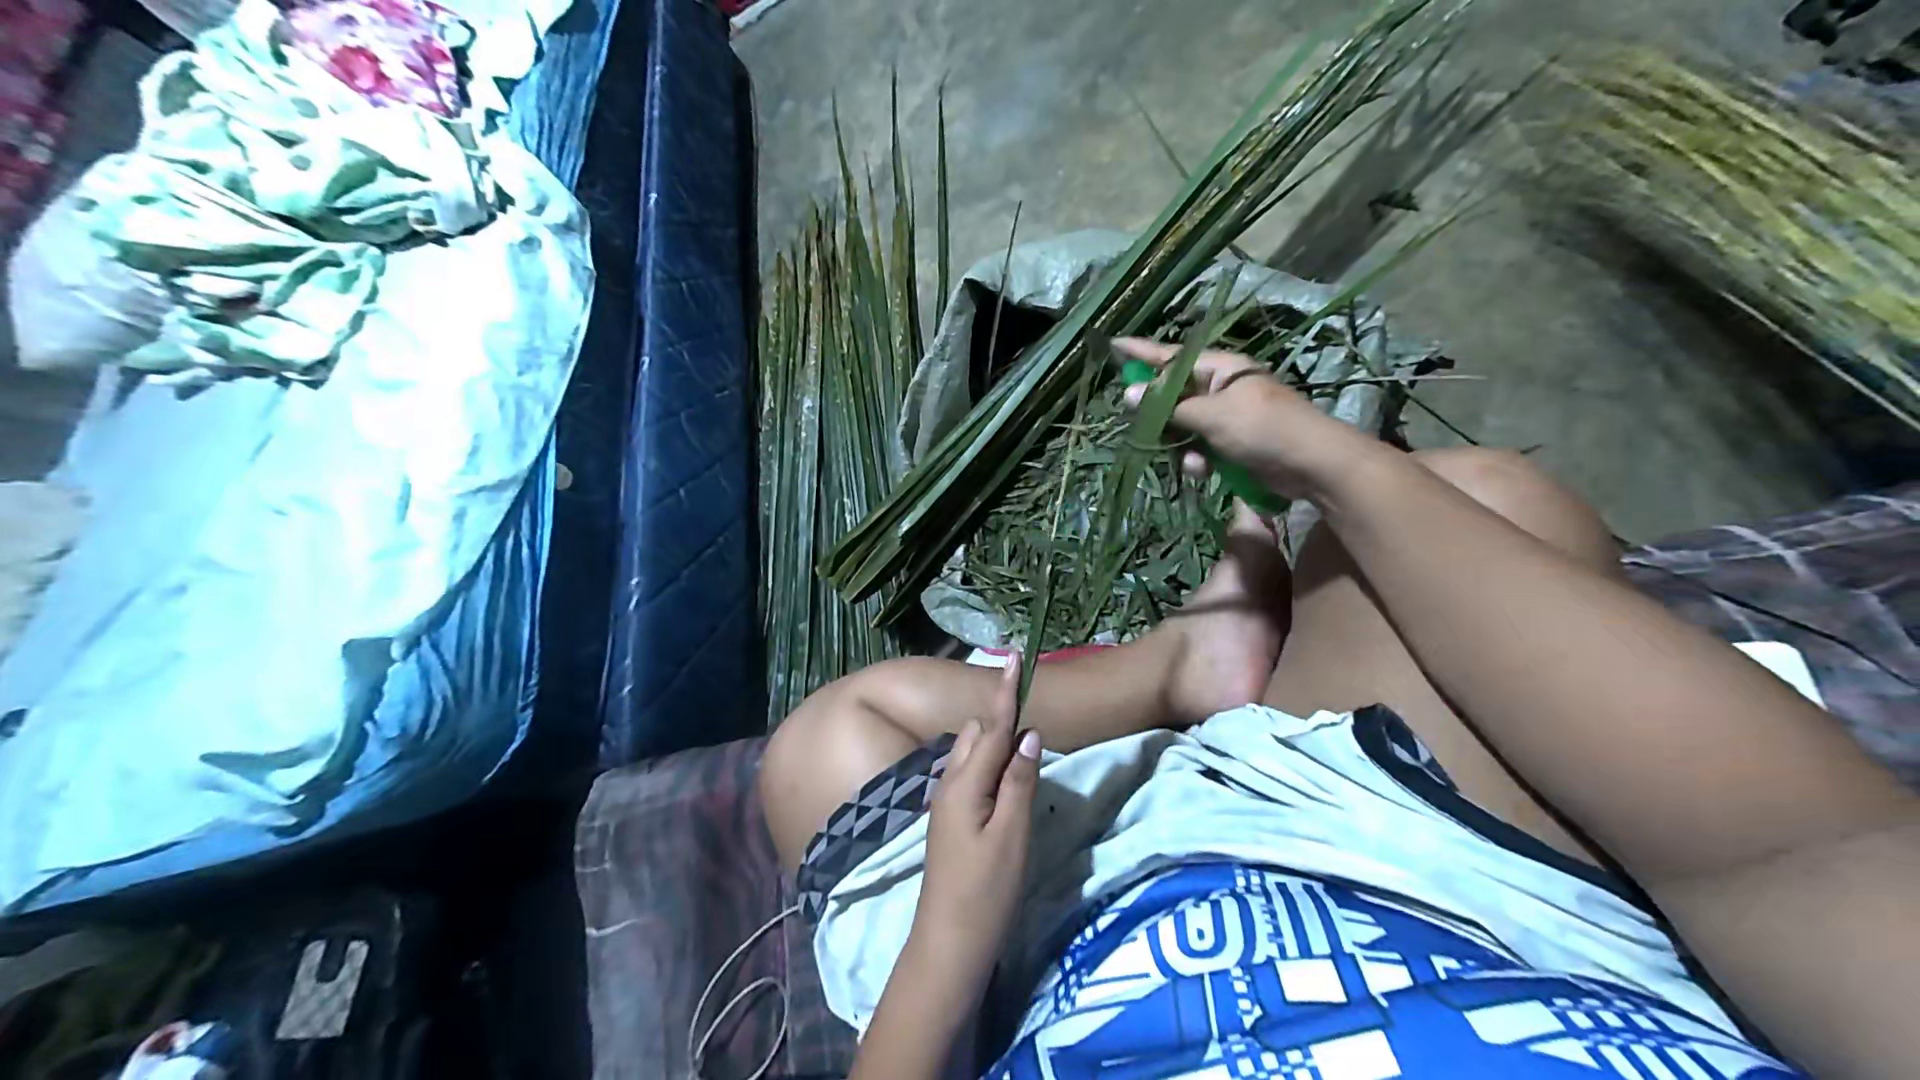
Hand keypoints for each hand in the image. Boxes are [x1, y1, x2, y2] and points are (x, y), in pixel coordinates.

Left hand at [912, 655, 1042, 994]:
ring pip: (972, 751)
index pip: (992, 726)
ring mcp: (948, 801)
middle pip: (978, 733)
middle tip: (1031, 701)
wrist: (948, 940)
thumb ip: (1019, 781)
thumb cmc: (986, 889)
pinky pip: (971, 771)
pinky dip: (990, 758)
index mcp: (966, 783)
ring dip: (995, 735)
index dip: (1005, 691)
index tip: (1014, 656)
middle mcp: (951, 783)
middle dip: (1001, 712)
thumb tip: (1029, 732)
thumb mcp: (1012, 835)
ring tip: (1023, 730)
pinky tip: (1005, 769)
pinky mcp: (952, 818)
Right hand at [1114, 337, 1390, 501]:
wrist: (1311, 464)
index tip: (1114, 345)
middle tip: (1143, 429)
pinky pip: (1198, 448)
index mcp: (1220, 369)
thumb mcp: (1211, 414)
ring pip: (1182, 427)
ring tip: (1191, 462)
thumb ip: (1169, 406)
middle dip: (1159, 417)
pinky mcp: (1231, 444)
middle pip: (1172, 397)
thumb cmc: (1262, 428)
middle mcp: (1221, 389)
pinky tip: (1203, 472)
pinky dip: (1197, 460)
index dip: (1141, 352)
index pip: (1171, 356)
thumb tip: (1130, 395)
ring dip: (1180, 447)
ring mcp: (1226, 417)